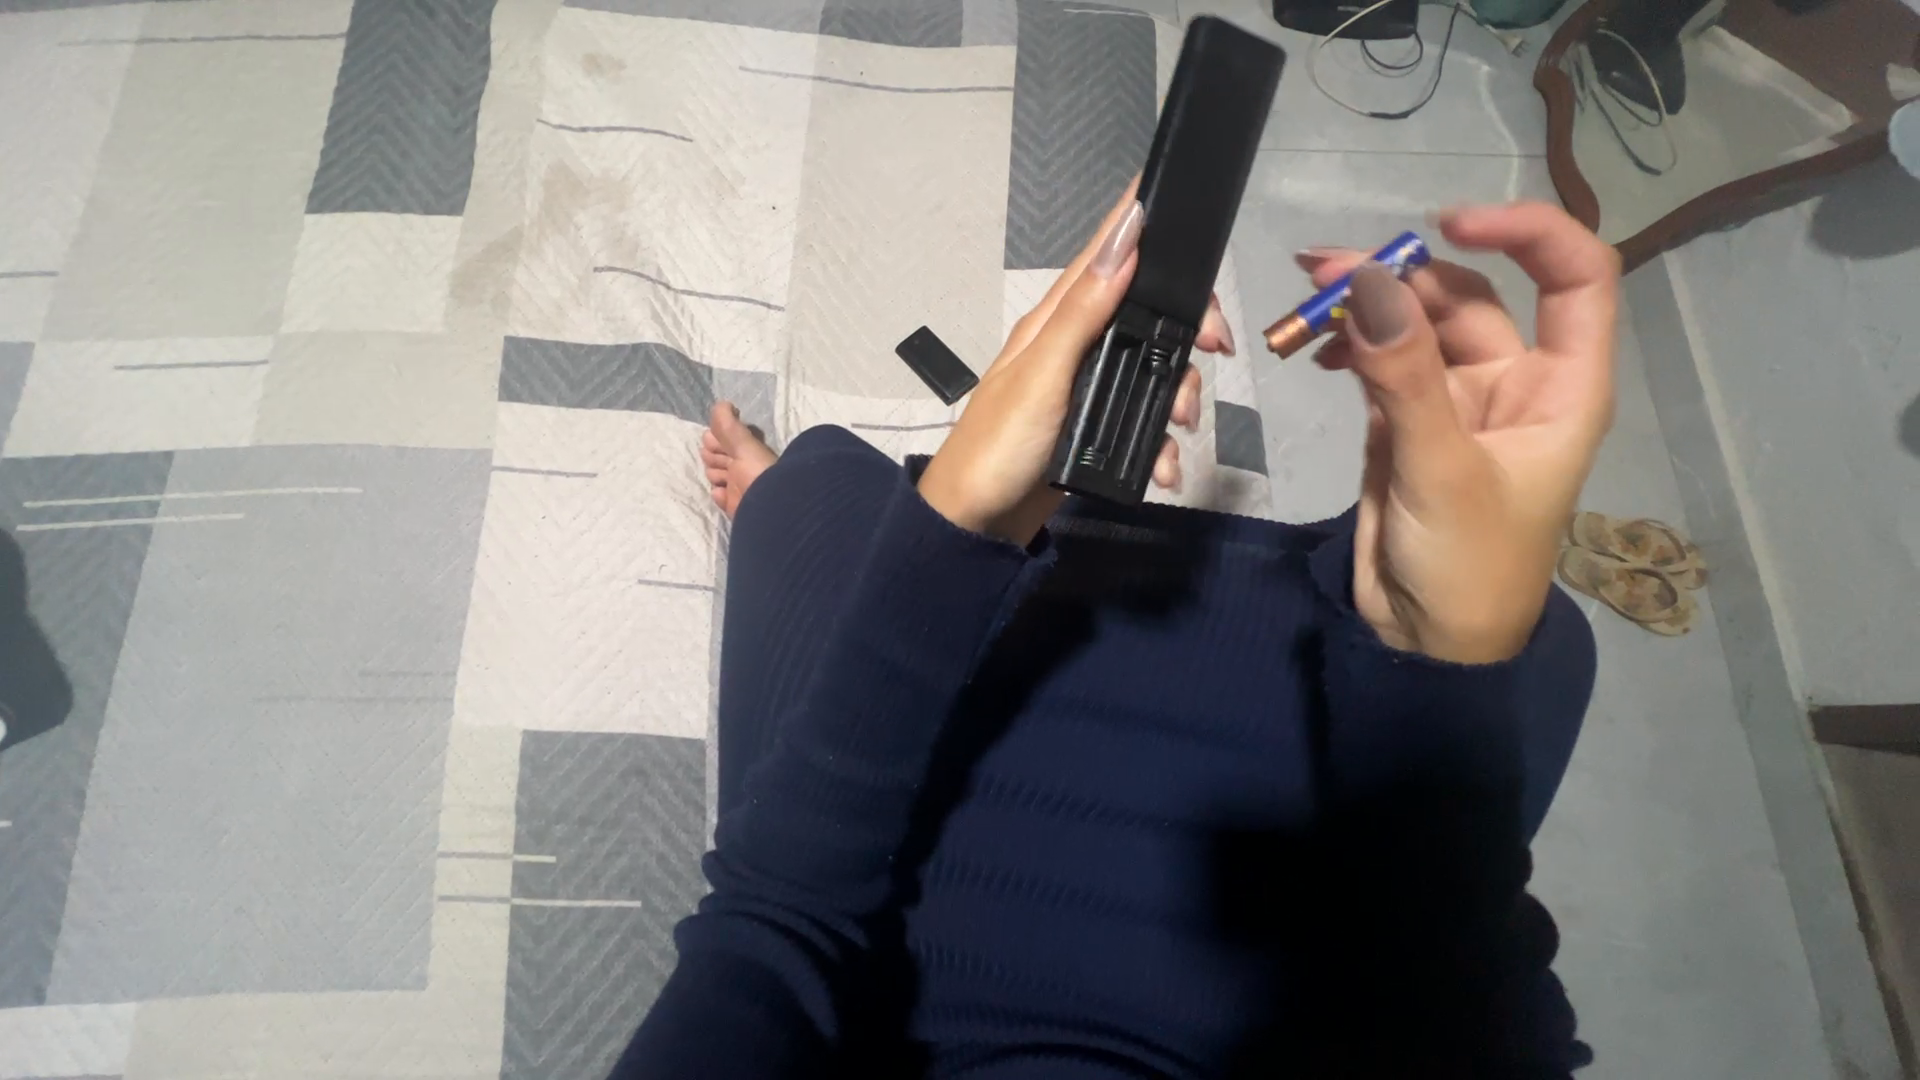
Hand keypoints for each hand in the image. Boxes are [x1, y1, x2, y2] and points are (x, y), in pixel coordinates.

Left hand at [918, 185, 1230, 544]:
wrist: (979, 522)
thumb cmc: (999, 445)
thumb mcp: (1042, 374)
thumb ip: (1082, 312)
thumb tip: (1126, 237)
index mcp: (1056, 322)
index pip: (1104, 259)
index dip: (1144, 231)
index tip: (1191, 226)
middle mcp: (1075, 348)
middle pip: (1146, 318)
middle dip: (1186, 333)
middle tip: (1216, 352)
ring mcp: (1086, 392)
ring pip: (1151, 373)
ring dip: (1176, 397)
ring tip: (1180, 427)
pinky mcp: (1094, 431)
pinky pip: (1139, 424)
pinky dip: (1158, 444)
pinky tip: (1162, 468)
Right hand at [1300, 202, 1619, 663]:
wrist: (1425, 632)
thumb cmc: (1468, 559)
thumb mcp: (1440, 467)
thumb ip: (1405, 377)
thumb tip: (1367, 285)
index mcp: (1559, 385)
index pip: (1572, 278)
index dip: (1524, 234)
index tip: (1443, 224)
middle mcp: (1510, 383)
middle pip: (1464, 300)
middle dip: (1398, 279)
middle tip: (1322, 269)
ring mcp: (1450, 403)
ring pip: (1410, 331)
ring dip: (1362, 311)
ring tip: (1305, 303)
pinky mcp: (1400, 427)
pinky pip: (1376, 368)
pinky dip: (1347, 351)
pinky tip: (1315, 352)